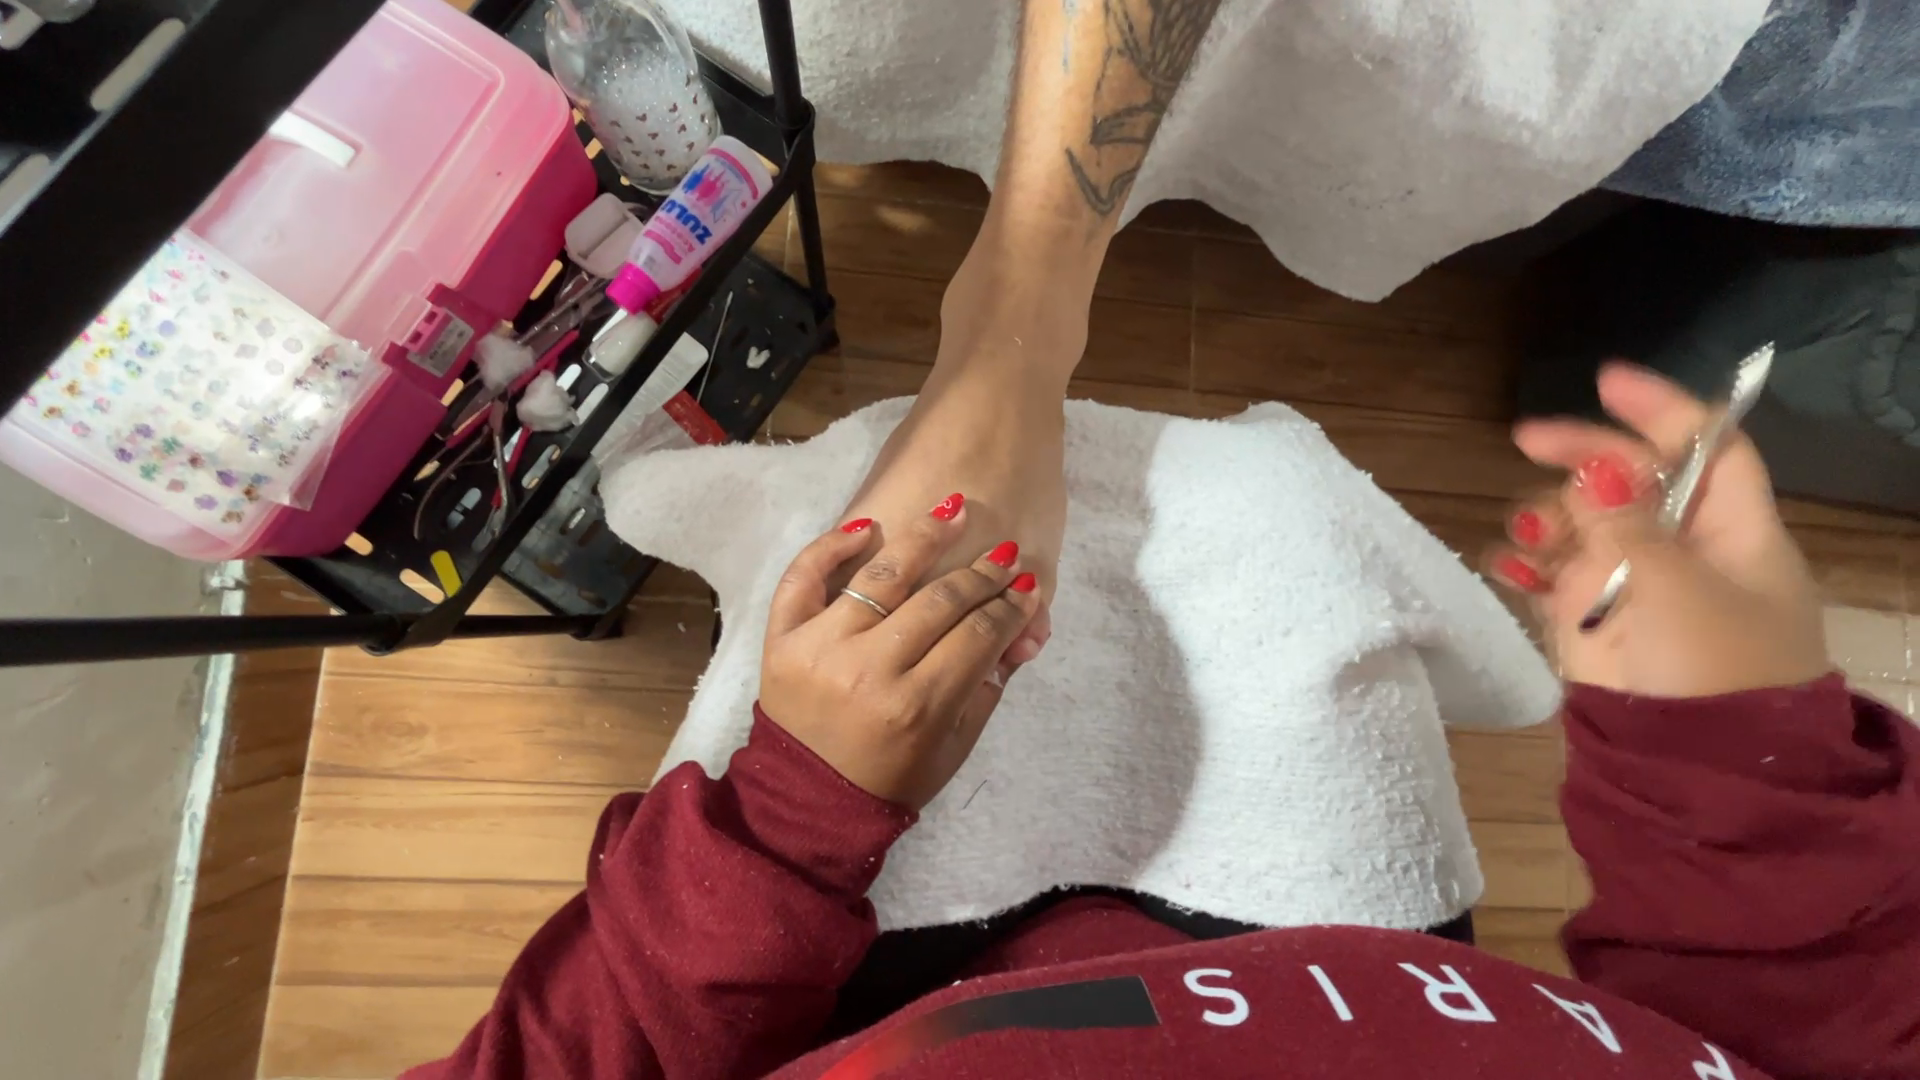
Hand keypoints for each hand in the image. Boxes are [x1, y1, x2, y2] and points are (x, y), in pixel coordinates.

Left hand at [760, 497, 1042, 808]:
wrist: (808, 803)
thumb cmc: (892, 780)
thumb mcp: (955, 746)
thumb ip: (988, 685)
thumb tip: (1021, 626)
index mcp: (917, 706)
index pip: (978, 634)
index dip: (1009, 606)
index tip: (1026, 585)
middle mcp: (870, 670)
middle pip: (940, 600)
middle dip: (982, 574)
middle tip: (1003, 554)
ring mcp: (819, 649)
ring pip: (882, 575)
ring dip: (924, 537)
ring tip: (953, 510)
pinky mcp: (780, 640)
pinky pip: (803, 578)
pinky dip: (831, 546)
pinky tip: (867, 527)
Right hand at [1487, 362, 1828, 697]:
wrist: (1684, 755)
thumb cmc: (1709, 665)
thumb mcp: (1676, 585)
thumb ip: (1629, 524)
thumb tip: (1597, 466)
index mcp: (1729, 531)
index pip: (1703, 449)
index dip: (1661, 410)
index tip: (1604, 381)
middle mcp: (1677, 545)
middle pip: (1624, 477)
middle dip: (1580, 458)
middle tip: (1526, 442)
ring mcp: (1626, 578)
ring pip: (1574, 520)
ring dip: (1546, 517)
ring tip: (1531, 538)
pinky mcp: (1584, 612)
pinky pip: (1543, 571)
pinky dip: (1521, 564)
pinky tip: (1507, 567)